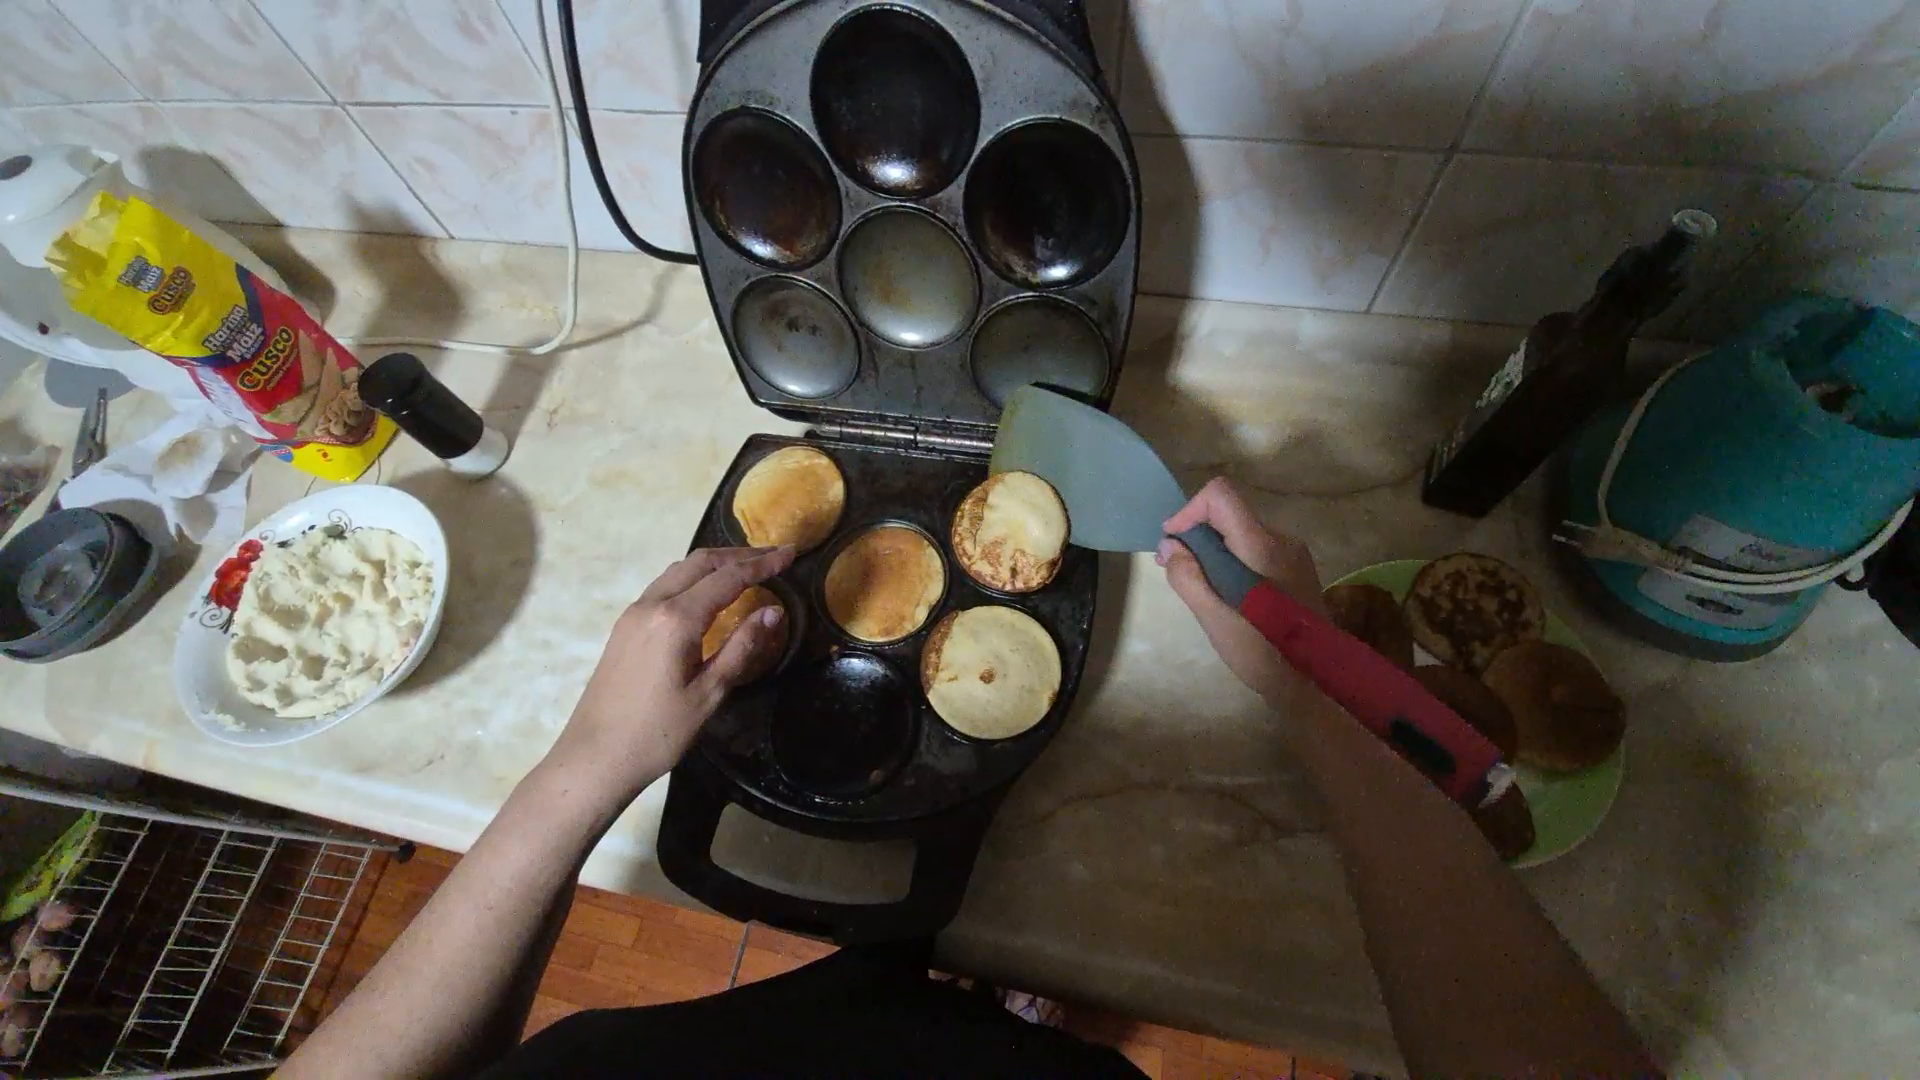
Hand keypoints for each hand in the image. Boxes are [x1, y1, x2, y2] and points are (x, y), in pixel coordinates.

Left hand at [549, 545, 793, 799]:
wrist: (593, 759)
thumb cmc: (657, 733)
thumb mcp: (709, 693)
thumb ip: (742, 647)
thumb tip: (773, 612)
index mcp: (675, 619)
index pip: (728, 578)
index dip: (763, 564)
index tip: (791, 555)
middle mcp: (652, 605)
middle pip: (701, 562)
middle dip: (740, 555)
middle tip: (775, 558)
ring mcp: (634, 613)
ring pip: (680, 570)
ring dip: (716, 564)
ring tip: (748, 569)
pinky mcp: (626, 626)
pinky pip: (666, 586)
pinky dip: (695, 578)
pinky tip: (710, 593)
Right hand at [1157, 478, 1323, 707]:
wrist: (1316, 682)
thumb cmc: (1261, 651)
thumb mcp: (1213, 617)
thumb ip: (1188, 576)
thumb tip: (1171, 545)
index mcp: (1261, 546)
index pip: (1220, 495)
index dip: (1189, 511)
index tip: (1173, 543)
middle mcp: (1281, 539)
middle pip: (1228, 514)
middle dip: (1196, 535)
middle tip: (1174, 568)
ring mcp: (1293, 553)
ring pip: (1240, 533)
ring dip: (1213, 550)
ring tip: (1200, 587)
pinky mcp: (1297, 568)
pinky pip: (1255, 549)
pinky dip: (1232, 561)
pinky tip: (1227, 594)